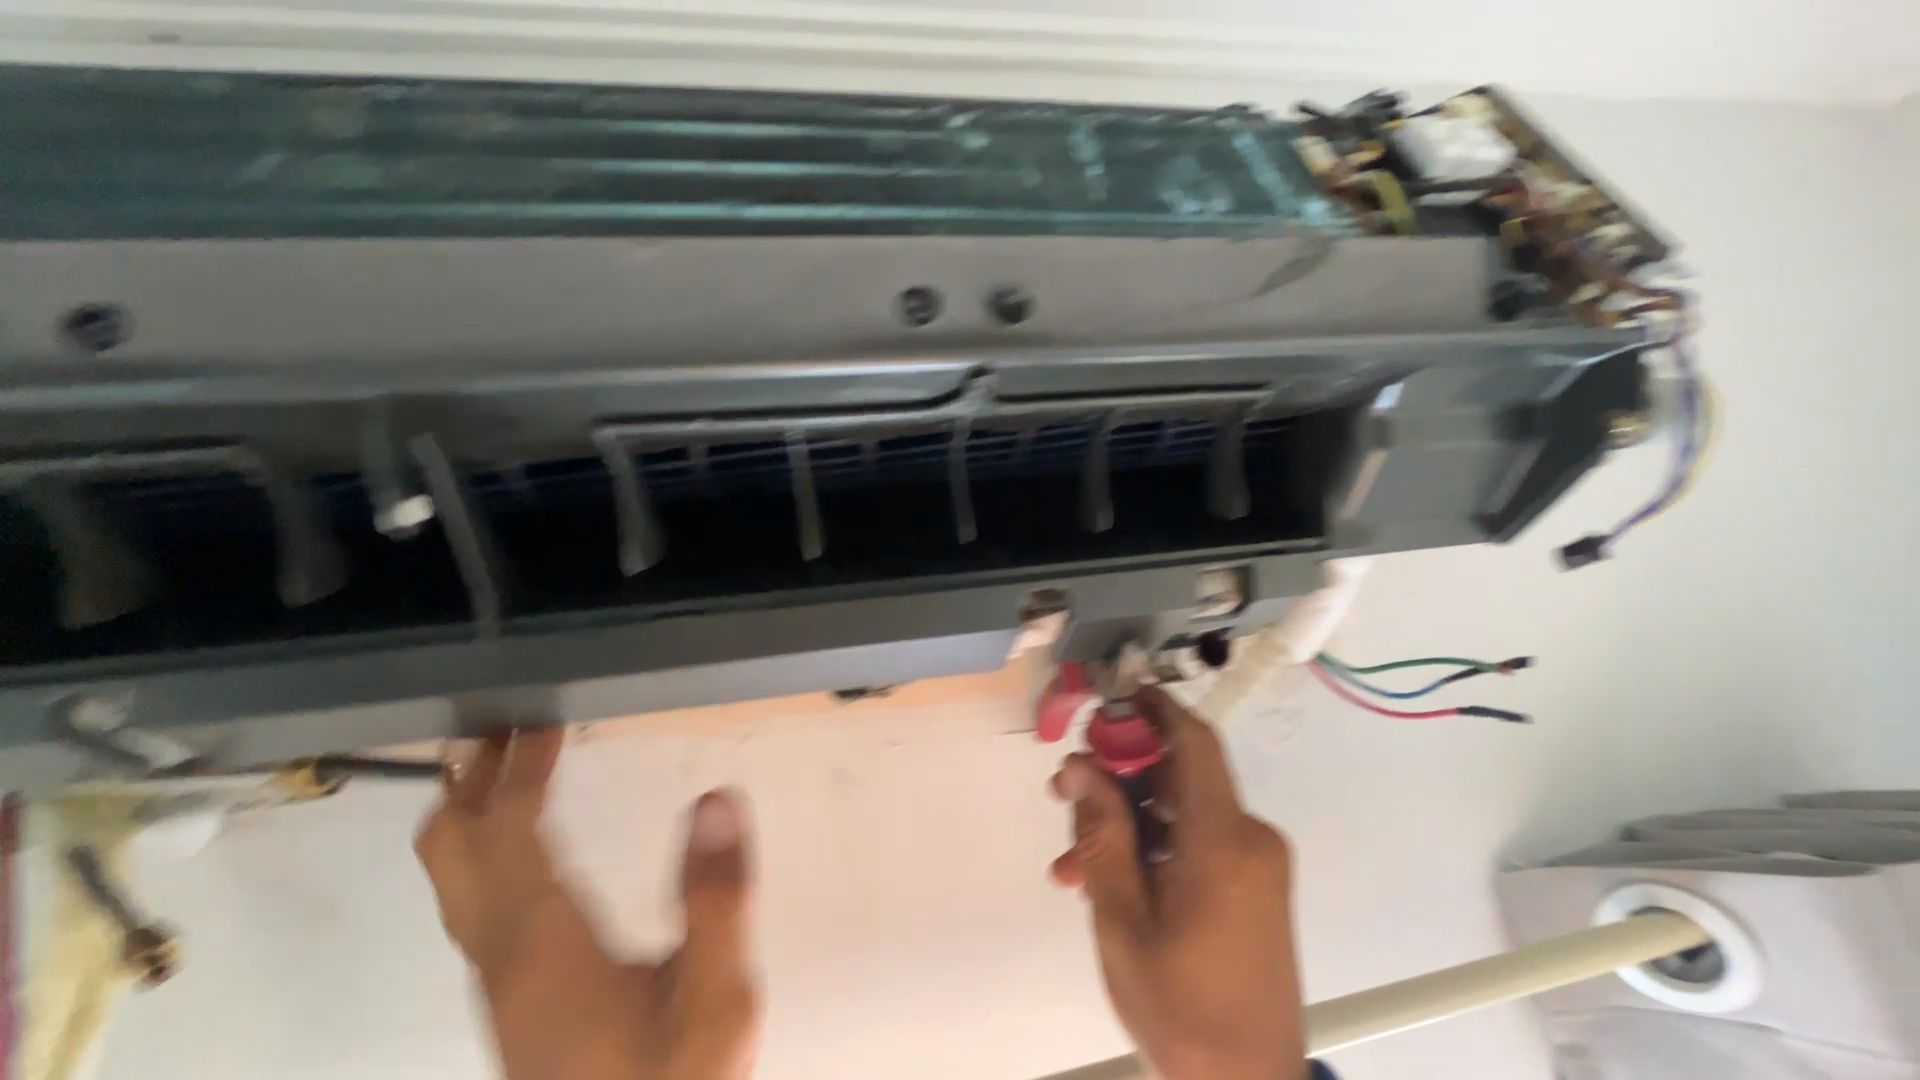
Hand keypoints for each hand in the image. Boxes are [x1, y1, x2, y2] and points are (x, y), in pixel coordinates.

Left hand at [415, 730, 758, 1079]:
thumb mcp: (718, 999)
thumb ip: (717, 897)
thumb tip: (715, 797)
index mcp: (544, 946)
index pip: (507, 834)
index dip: (517, 772)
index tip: (542, 722)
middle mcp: (504, 958)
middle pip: (452, 852)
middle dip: (471, 781)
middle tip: (508, 727)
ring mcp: (502, 984)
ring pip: (455, 881)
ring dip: (473, 814)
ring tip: (510, 768)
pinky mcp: (515, 1002)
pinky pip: (476, 904)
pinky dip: (488, 850)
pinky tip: (529, 847)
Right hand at [1049, 686, 1306, 1079]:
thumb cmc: (1181, 1006)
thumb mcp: (1123, 919)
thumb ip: (1103, 834)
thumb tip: (1081, 765)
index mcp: (1224, 839)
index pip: (1193, 742)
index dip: (1153, 708)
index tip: (1108, 699)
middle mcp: (1249, 837)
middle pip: (1178, 776)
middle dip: (1118, 777)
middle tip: (1063, 796)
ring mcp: (1255, 862)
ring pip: (1180, 813)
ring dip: (1127, 822)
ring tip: (1072, 862)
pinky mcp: (1253, 885)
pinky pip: (1196, 843)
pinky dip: (1153, 849)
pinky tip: (1106, 882)